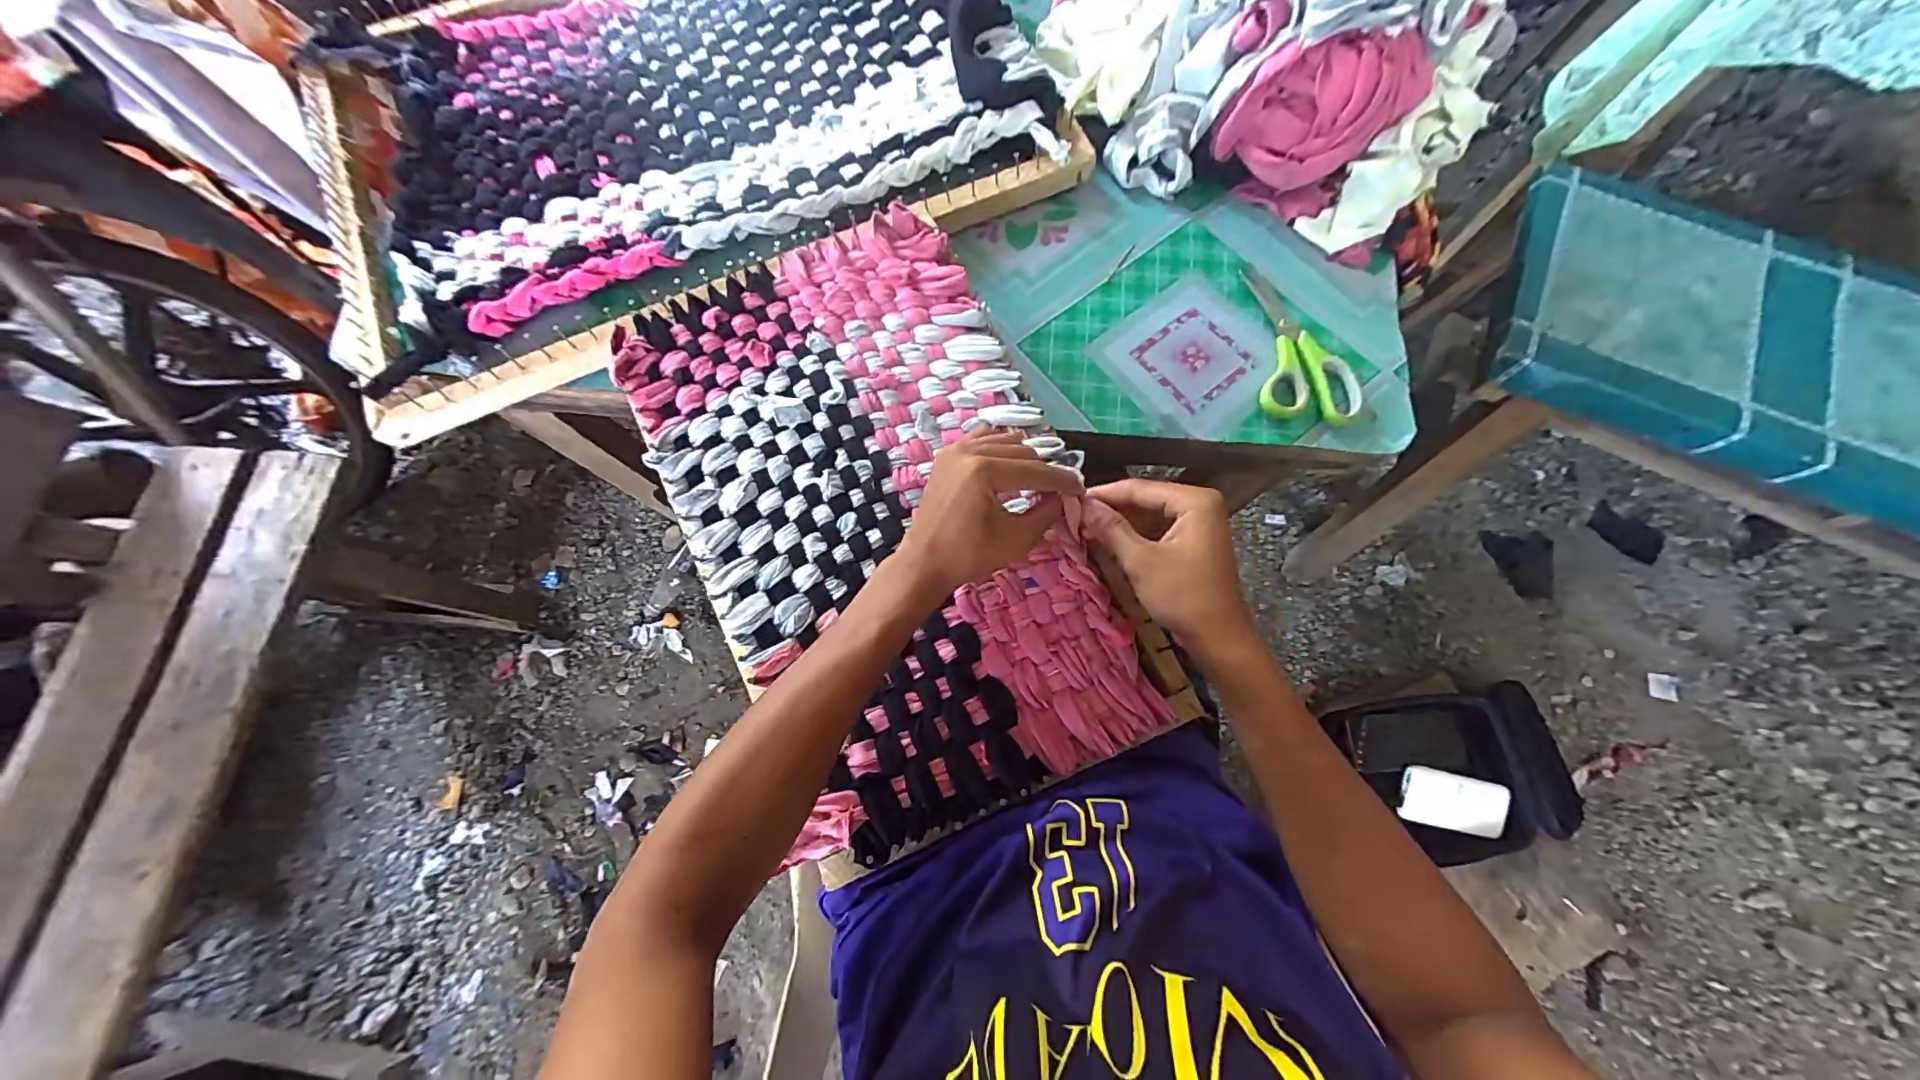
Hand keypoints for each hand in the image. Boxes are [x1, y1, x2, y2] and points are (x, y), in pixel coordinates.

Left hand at [892, 429, 1083, 597]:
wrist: (923, 563)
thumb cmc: (968, 556)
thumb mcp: (1015, 539)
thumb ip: (1045, 513)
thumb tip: (1064, 498)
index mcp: (985, 470)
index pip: (1036, 470)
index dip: (1063, 481)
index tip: (1080, 490)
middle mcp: (969, 451)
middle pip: (1024, 452)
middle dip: (1045, 471)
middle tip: (1059, 492)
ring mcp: (955, 450)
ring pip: (1005, 441)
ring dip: (1025, 459)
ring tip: (1037, 481)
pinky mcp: (947, 456)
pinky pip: (982, 439)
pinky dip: (1000, 448)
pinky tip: (1009, 466)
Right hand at [1081, 479, 1257, 654]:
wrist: (1218, 636)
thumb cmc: (1183, 596)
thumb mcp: (1141, 561)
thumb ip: (1111, 528)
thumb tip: (1083, 506)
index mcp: (1194, 501)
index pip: (1139, 488)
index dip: (1103, 493)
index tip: (1071, 499)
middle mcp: (1199, 504)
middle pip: (1145, 499)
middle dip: (1111, 509)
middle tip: (1074, 515)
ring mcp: (1198, 523)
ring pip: (1149, 515)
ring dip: (1120, 523)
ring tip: (1084, 527)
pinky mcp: (1192, 541)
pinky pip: (1157, 530)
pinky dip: (1134, 536)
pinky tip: (1108, 541)